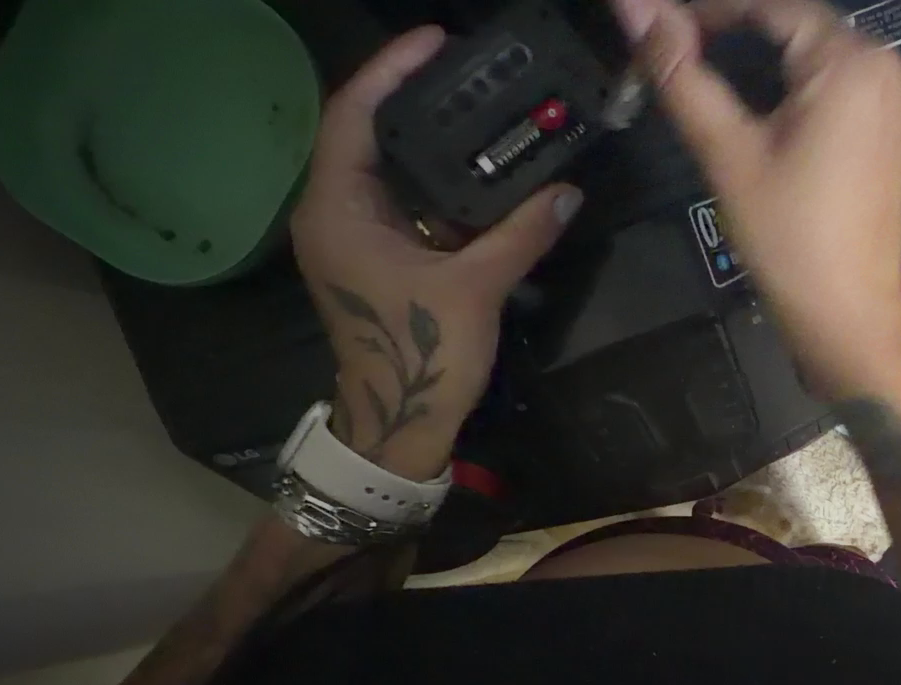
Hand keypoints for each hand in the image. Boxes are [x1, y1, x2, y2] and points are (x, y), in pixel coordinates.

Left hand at [292, 27, 586, 478]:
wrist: (402, 426)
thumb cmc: (424, 355)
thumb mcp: (476, 288)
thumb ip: (521, 234)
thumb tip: (568, 193)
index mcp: (337, 208)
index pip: (354, 114)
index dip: (393, 71)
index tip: (436, 43)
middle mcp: (333, 214)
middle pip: (367, 138)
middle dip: (416, 106)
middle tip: (469, 81)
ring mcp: (351, 241)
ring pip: (386, 176)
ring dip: (428, 151)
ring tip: (479, 122)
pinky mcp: (374, 263)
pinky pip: (401, 210)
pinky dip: (435, 192)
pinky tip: (476, 183)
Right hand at [608, 0, 900, 394]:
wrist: (849, 314)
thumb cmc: (790, 241)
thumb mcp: (730, 155)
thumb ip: (682, 76)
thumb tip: (633, 7)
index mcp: (851, 61)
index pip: (767, 5)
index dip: (708, 10)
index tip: (661, 25)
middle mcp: (886, 64)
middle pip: (794, 26)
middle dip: (734, 35)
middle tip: (679, 56)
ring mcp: (895, 98)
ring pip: (814, 56)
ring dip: (762, 61)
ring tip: (708, 80)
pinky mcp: (893, 129)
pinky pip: (837, 86)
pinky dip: (795, 88)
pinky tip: (759, 111)